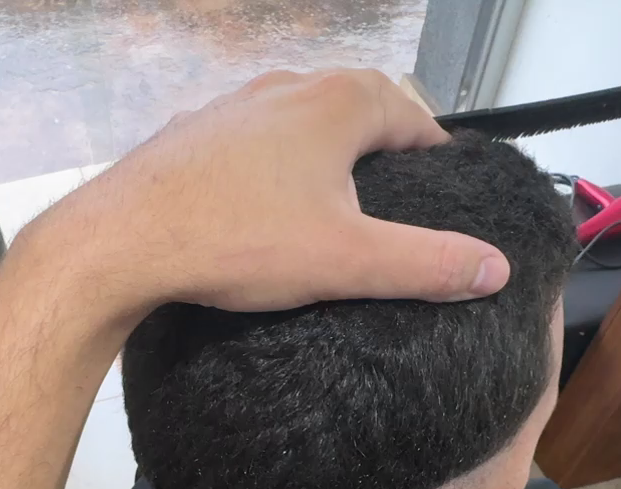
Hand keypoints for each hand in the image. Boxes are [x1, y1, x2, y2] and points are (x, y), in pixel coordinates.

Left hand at [26, 69, 510, 313]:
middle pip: (355, 115)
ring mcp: (233, 108)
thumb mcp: (347, 260)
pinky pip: (250, 151)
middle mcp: (287, 88)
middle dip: (377, 158)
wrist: (125, 241)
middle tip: (385, 213)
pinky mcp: (192, 139)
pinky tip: (258, 214)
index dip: (432, 158)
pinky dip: (268, 176)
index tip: (439, 197)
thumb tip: (495, 269)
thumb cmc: (239, 239)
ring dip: (319, 164)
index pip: (412, 118)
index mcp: (339, 103)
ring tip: (326, 216)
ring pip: (298, 129)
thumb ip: (425, 264)